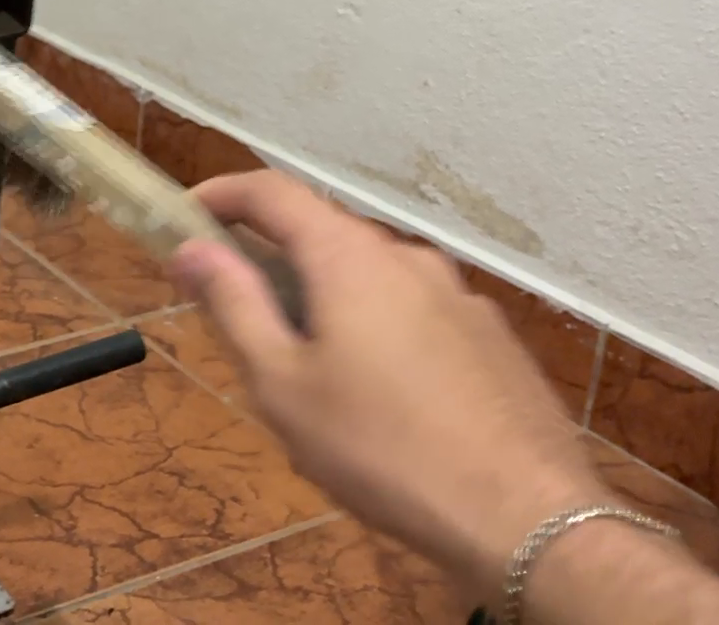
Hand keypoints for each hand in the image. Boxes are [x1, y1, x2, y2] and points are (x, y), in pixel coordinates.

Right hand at [171, 170, 603, 602]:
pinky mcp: (490, 338)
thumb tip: (192, 249)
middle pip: (318, 229)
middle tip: (228, 299)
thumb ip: (232, 303)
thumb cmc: (380, 447)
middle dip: (263, 251)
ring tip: (296, 352)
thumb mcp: (279, 380)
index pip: (271, 191)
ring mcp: (458, 297)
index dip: (218, 193)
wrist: (535, 527)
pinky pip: (407, 305)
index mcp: (349, 257)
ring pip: (364, 271)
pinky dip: (365, 315)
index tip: (182, 216)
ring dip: (315, 288)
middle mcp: (407, 259)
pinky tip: (368, 383)